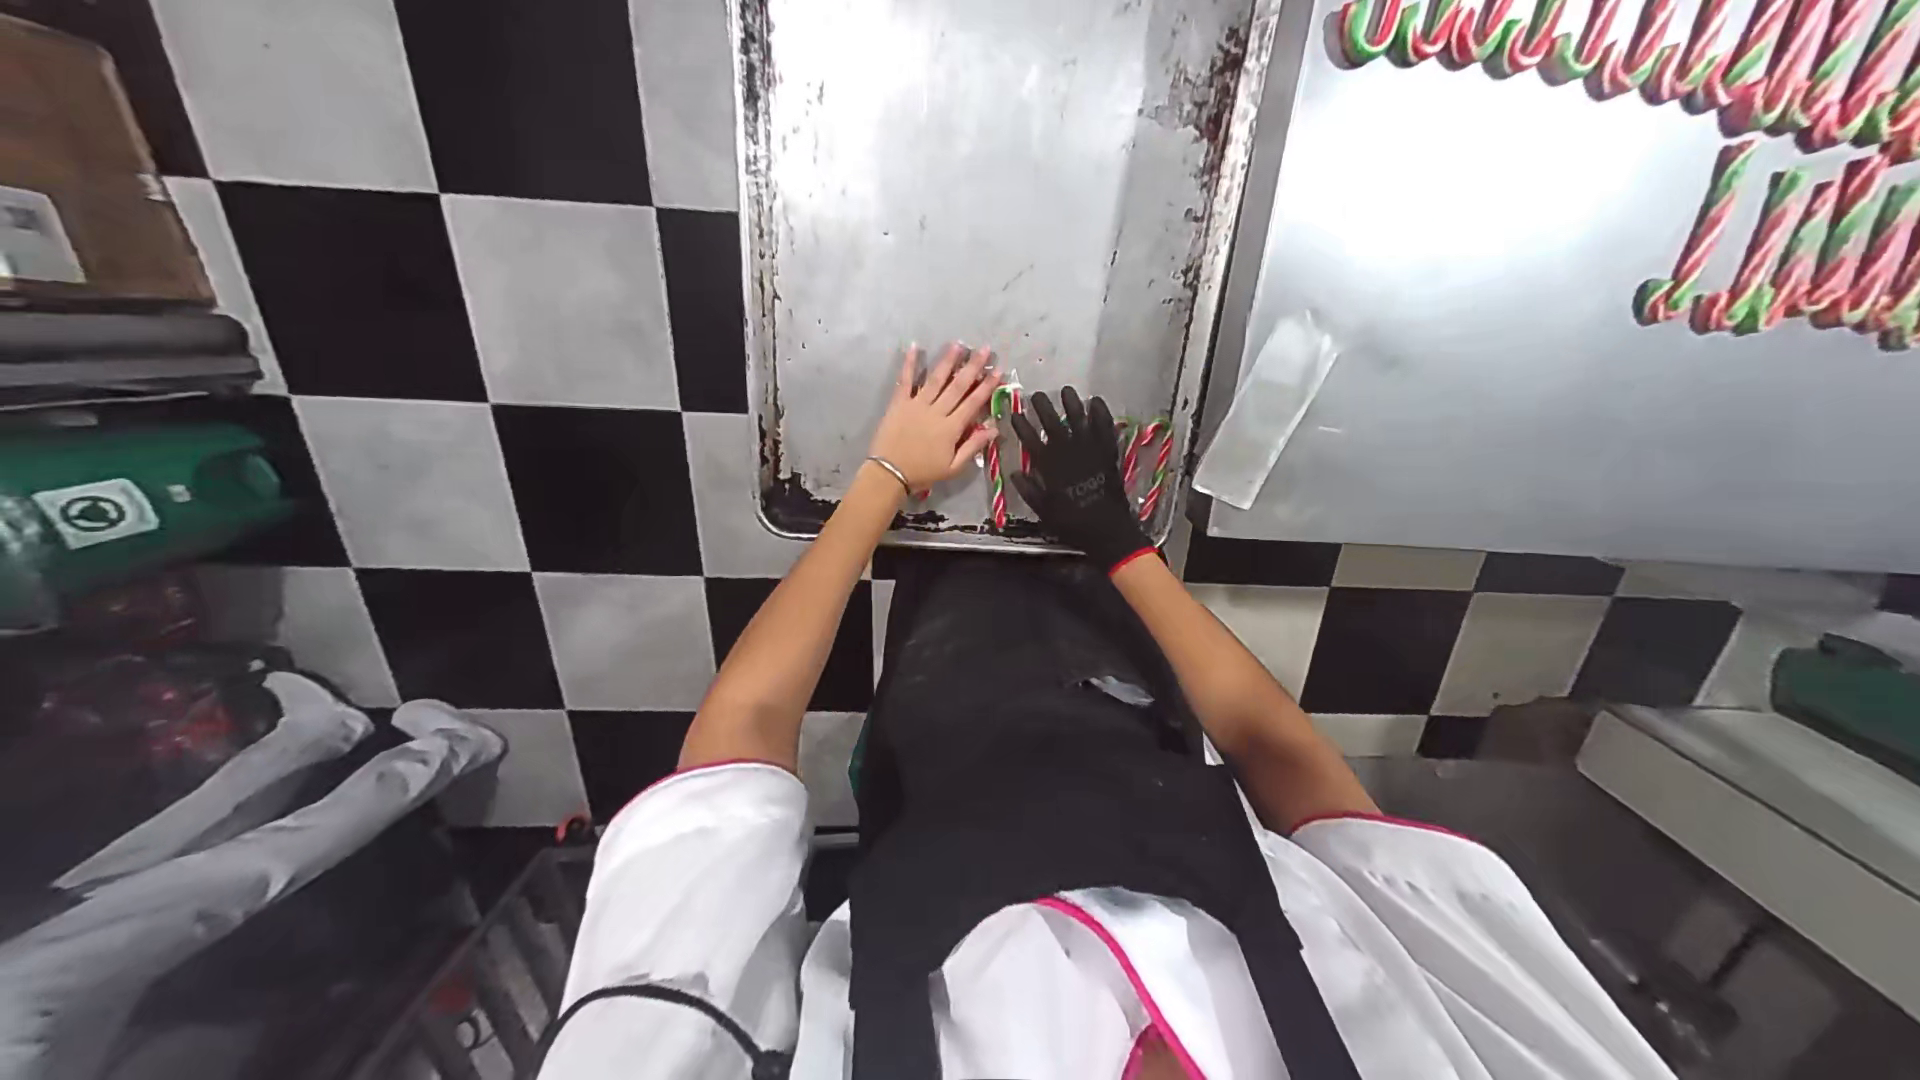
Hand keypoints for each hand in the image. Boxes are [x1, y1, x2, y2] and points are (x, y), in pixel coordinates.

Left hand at [867, 343, 999, 490]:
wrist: (889, 473)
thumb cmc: (923, 472)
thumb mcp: (953, 467)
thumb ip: (973, 446)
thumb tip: (993, 429)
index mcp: (951, 428)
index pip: (974, 402)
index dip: (987, 386)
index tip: (998, 370)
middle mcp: (936, 411)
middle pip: (958, 386)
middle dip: (973, 367)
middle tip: (984, 349)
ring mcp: (917, 405)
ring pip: (936, 379)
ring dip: (948, 361)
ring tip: (958, 345)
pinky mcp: (899, 403)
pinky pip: (906, 380)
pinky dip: (910, 364)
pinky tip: (914, 347)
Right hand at [1009, 387, 1153, 570]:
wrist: (1107, 529)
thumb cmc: (1072, 523)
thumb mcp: (1043, 511)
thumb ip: (1029, 490)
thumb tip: (1016, 472)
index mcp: (1050, 467)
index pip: (1031, 440)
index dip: (1022, 426)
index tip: (1016, 414)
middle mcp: (1068, 453)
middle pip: (1053, 424)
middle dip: (1043, 408)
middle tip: (1037, 395)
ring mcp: (1090, 450)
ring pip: (1079, 420)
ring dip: (1071, 404)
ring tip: (1066, 390)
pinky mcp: (1108, 453)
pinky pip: (1104, 428)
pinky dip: (1100, 413)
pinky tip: (1096, 402)